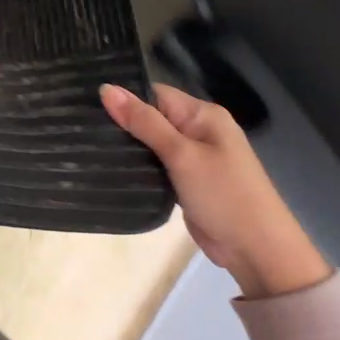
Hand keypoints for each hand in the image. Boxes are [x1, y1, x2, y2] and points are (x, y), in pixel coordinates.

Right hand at [101, 83, 331, 299]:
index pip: (154, 93)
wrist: (258, 252)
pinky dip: (139, 166)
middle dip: (122, 122)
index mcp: (203, 115)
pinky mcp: (187, 181)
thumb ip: (144, 121)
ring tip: (87, 143)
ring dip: (129, 146)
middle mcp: (199, 130)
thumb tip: (106, 88)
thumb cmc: (224, 195)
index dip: (124, 97)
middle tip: (81, 125)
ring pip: (151, 142)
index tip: (87, 103)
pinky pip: (156, 164)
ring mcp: (194, 157)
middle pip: (151, 116)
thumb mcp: (181, 154)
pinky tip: (112, 166)